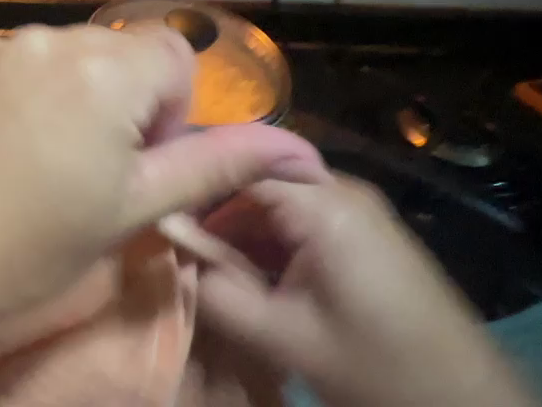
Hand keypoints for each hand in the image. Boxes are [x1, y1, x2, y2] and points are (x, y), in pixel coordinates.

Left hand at [0, 24, 327, 376]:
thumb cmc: (34, 246)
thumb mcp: (134, 209)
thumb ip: (215, 165)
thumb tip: (297, 148)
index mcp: (105, 68)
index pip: (173, 52)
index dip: (170, 107)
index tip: (136, 158)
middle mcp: (48, 37)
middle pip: (117, 49)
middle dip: (123, 96)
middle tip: (90, 166)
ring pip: (63, 53)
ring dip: (72, 91)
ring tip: (40, 158)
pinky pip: (13, 60)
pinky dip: (23, 90)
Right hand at [194, 177, 538, 406]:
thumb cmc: (379, 370)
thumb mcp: (284, 337)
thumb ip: (216, 288)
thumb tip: (164, 244)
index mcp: (323, 203)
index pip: (234, 171)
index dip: (194, 193)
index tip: (162, 220)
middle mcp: (344, 190)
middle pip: (256, 182)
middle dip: (217, 215)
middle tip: (184, 248)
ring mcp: (362, 211)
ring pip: (278, 201)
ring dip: (244, 232)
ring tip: (214, 266)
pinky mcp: (371, 234)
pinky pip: (304, 219)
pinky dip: (274, 242)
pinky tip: (258, 278)